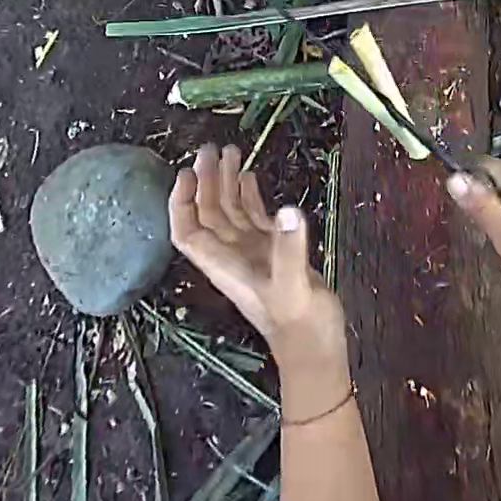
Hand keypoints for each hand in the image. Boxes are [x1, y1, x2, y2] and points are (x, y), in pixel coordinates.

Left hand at [169, 144, 347, 375]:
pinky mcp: (274, 252)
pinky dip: (249, 195)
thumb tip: (289, 209)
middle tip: (211, 148)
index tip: (186, 173)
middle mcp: (234, 256)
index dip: (182, 204)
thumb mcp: (293, 289)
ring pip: (231, 212)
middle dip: (206, 182)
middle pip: (209, 215)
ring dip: (227, 183)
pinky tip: (249, 176)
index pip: (189, 232)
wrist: (318, 351)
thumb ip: (290, 250)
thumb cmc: (300, 325)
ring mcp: (254, 253)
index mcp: (226, 266)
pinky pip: (254, 217)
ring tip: (230, 151)